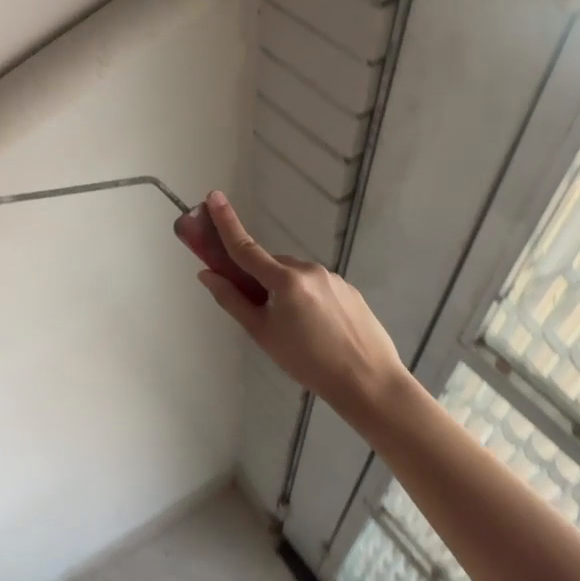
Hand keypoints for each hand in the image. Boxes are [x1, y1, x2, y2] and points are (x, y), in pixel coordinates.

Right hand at [194, 191, 412, 425]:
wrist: (372, 385)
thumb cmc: (309, 362)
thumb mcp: (262, 334)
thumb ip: (232, 300)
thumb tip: (207, 274)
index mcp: (284, 280)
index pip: (245, 247)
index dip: (225, 221)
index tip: (213, 196)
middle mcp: (308, 270)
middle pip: (270, 264)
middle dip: (259, 278)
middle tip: (261, 311)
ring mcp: (333, 279)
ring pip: (293, 275)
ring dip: (284, 289)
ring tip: (296, 328)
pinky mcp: (350, 291)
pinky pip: (316, 285)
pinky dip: (307, 297)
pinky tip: (318, 328)